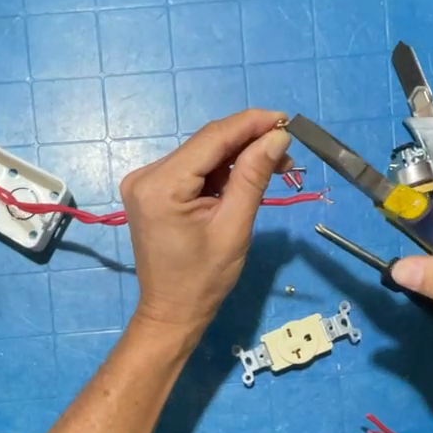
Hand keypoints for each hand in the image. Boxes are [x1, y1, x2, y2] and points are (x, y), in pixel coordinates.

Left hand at [122, 109, 293, 335]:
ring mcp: (145, 182)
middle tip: (288, 151)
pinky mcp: (150, 191)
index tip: (286, 120)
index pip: (212, 138)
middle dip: (248, 143)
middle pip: (206, 144)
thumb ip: (253, 177)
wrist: (172, 312)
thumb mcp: (234, 227)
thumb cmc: (204, 279)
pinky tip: (245, 179)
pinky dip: (219, 172)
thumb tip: (277, 137)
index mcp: (162, 185)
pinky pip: (191, 170)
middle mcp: (146, 175)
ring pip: (201, 155)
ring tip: (275, 167)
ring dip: (237, 158)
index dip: (251, 124)